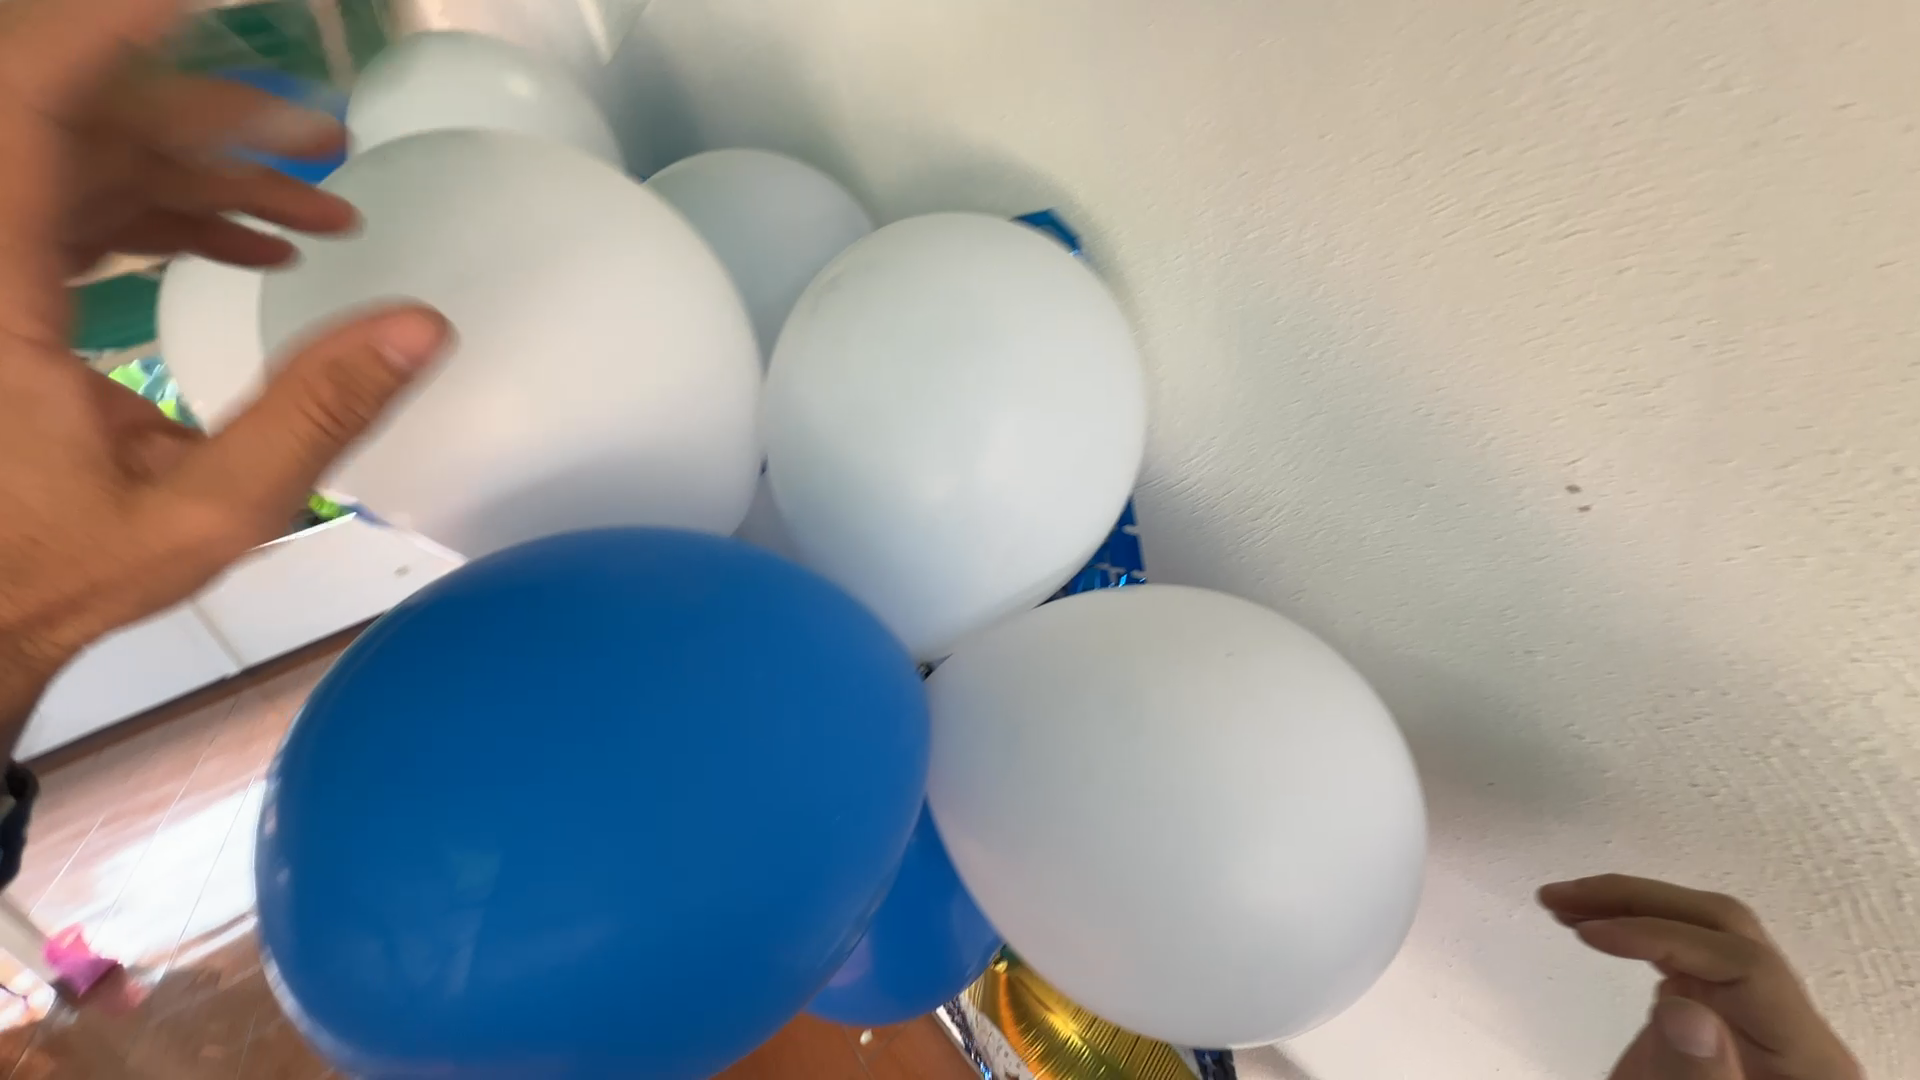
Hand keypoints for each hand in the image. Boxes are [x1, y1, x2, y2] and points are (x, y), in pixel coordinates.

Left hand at [0, 0, 449, 743]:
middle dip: (211, 119)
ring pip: (82, 160)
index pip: (33, 105)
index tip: (207, 4)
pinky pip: (78, 207)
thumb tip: (425, 325)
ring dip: (208, 172)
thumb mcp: (218, 506)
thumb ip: (319, 413)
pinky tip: (258, 246)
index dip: (112, 35)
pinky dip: (174, 213)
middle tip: (327, 138)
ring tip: (322, 207)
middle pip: (77, 123)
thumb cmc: (60, 571)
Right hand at [1540, 875, 1862, 1079]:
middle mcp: (1789, 1022)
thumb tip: (1684, 1005)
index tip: (1582, 934)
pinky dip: (1632, 924)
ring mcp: (1754, 1012)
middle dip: (1637, 900)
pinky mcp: (1719, 1009)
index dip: (1659, 933)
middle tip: (1560, 900)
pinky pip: (1685, 947)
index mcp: (1804, 1054)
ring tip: (1559, 903)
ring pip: (1704, 923)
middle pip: (1725, 925)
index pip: (1742, 960)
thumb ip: (1695, 1074)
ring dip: (1627, 902)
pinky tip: (1589, 927)